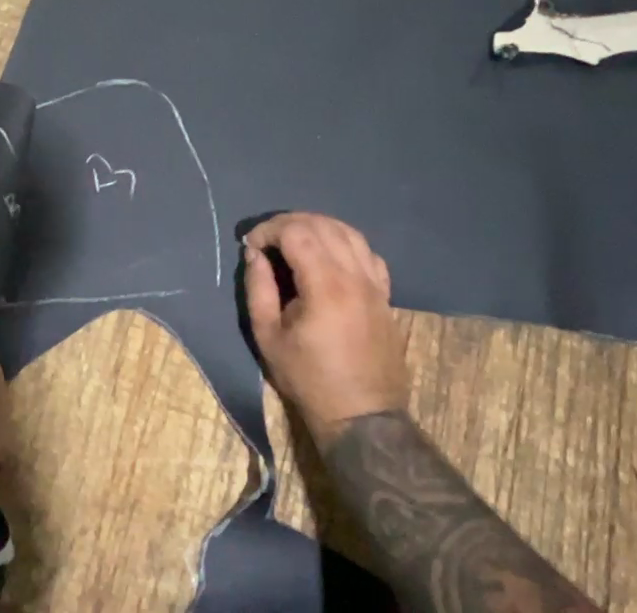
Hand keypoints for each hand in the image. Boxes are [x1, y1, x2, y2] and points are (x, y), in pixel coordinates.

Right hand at [243, 212, 408, 441]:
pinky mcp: (385, 295)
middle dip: (289, 223)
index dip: (269, 230)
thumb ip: (259, 289)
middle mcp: (355, 277)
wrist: (361, 415)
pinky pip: (368, 253)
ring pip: (349, 233)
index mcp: (325, 286)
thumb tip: (254, 254)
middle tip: (267, 239)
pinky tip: (330, 255)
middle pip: (323, 225)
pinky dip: (345, 243)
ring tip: (295, 239)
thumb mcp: (268, 336)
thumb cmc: (308, 378)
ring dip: (318, 226)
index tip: (251, 245)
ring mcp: (375, 285)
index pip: (296, 232)